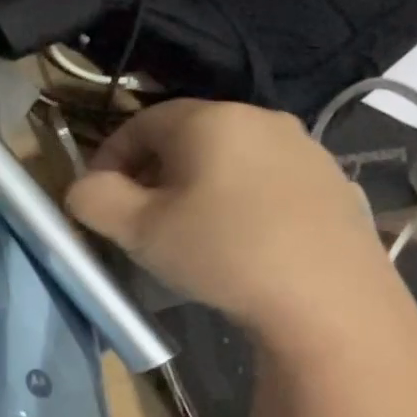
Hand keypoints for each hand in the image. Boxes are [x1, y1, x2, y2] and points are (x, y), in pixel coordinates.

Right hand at [64, 99, 407, 341]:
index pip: (140, 122)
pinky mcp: (330, 182)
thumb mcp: (132, 228)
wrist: (327, 297)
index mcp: (210, 121)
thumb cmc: (218, 251)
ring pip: (224, 158)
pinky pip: (261, 179)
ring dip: (192, 186)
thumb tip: (87, 187)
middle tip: (135, 217)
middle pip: (185, 137)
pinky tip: (232, 240)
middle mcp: (261, 119)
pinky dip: (233, 199)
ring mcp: (304, 149)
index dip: (107, 157)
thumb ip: (92, 197)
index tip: (98, 198)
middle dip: (149, 172)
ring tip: (183, 231)